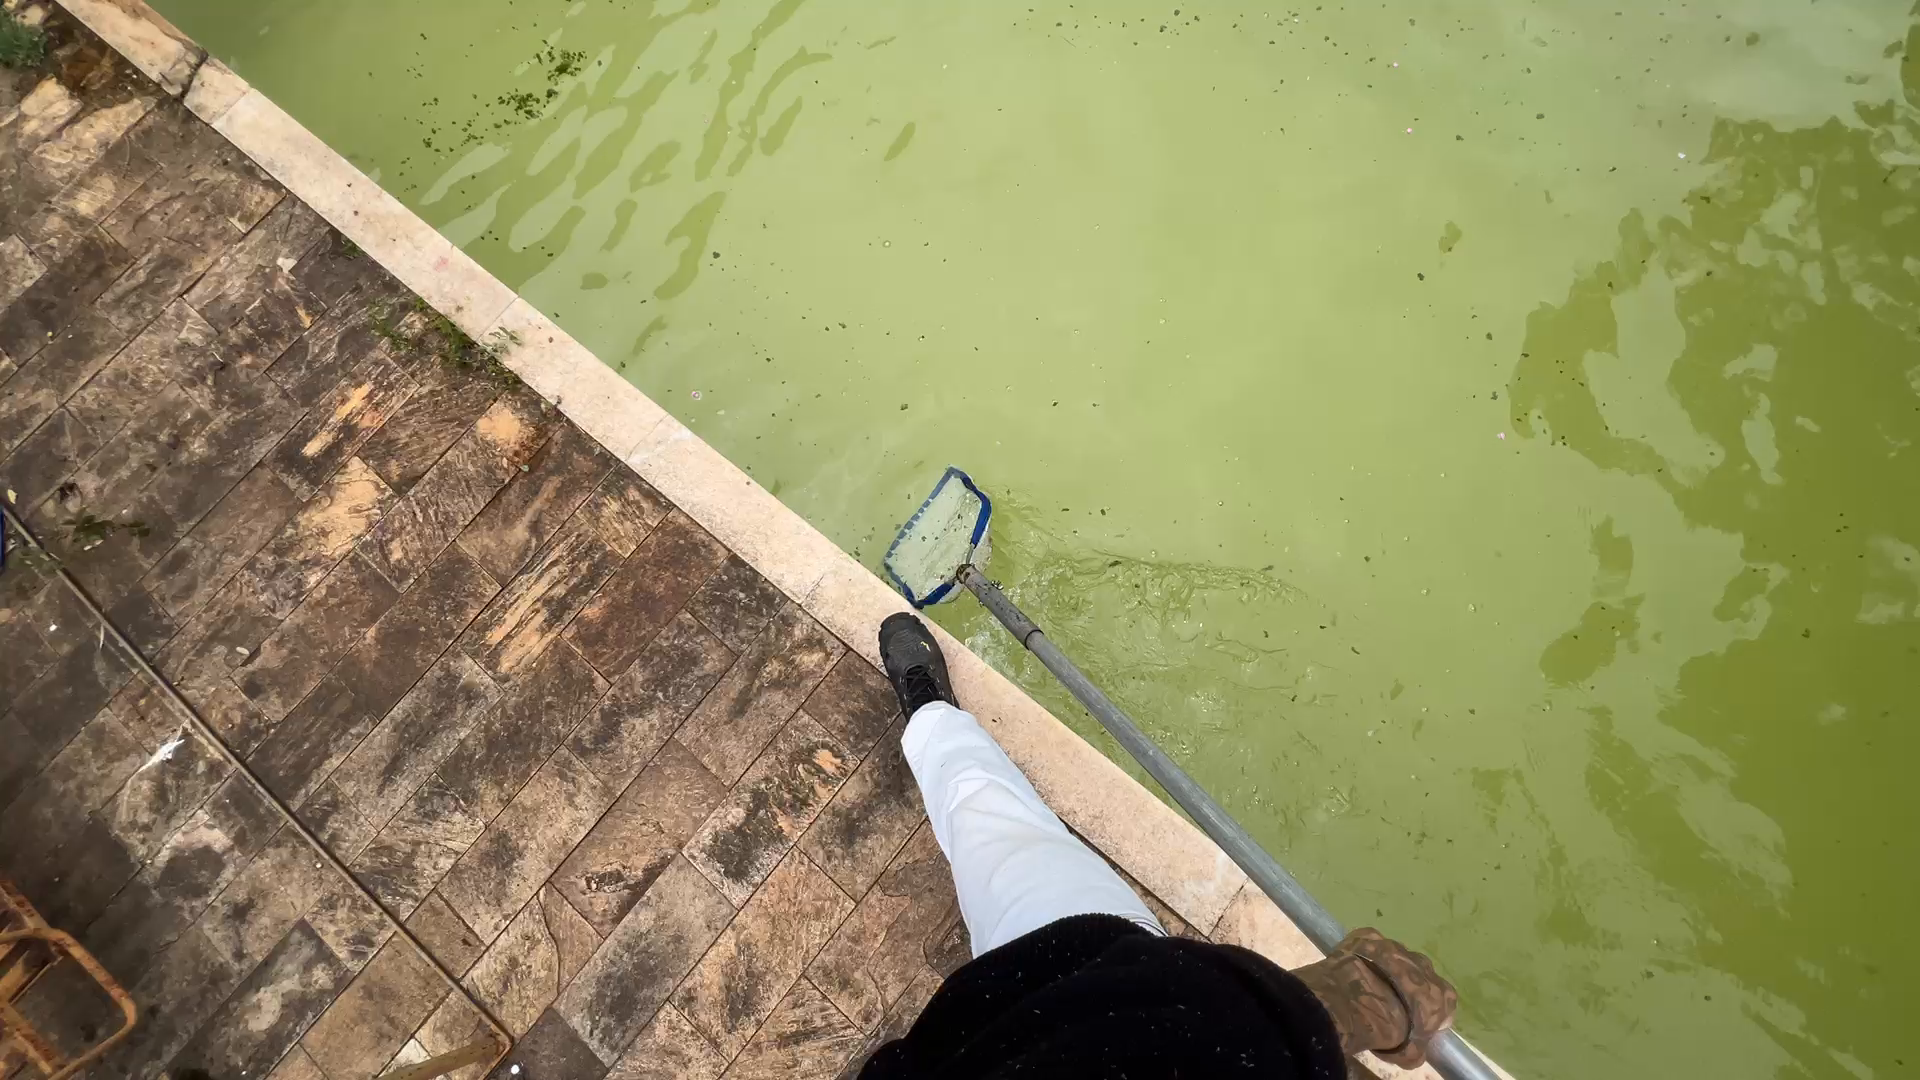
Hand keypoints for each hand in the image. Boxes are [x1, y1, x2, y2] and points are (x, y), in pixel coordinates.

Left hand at [1291, 927, 1457, 1068]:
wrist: (1357, 1000)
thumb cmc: (1392, 1032)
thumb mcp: (1413, 1054)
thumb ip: (1419, 1045)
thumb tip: (1413, 1045)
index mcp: (1442, 994)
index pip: (1443, 999)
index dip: (1429, 1008)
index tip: (1417, 1017)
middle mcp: (1422, 965)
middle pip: (1419, 972)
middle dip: (1409, 982)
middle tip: (1391, 997)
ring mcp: (1394, 946)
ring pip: (1394, 954)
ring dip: (1386, 965)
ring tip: (1369, 979)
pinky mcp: (1367, 934)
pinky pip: (1369, 942)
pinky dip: (1364, 950)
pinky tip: (1354, 963)